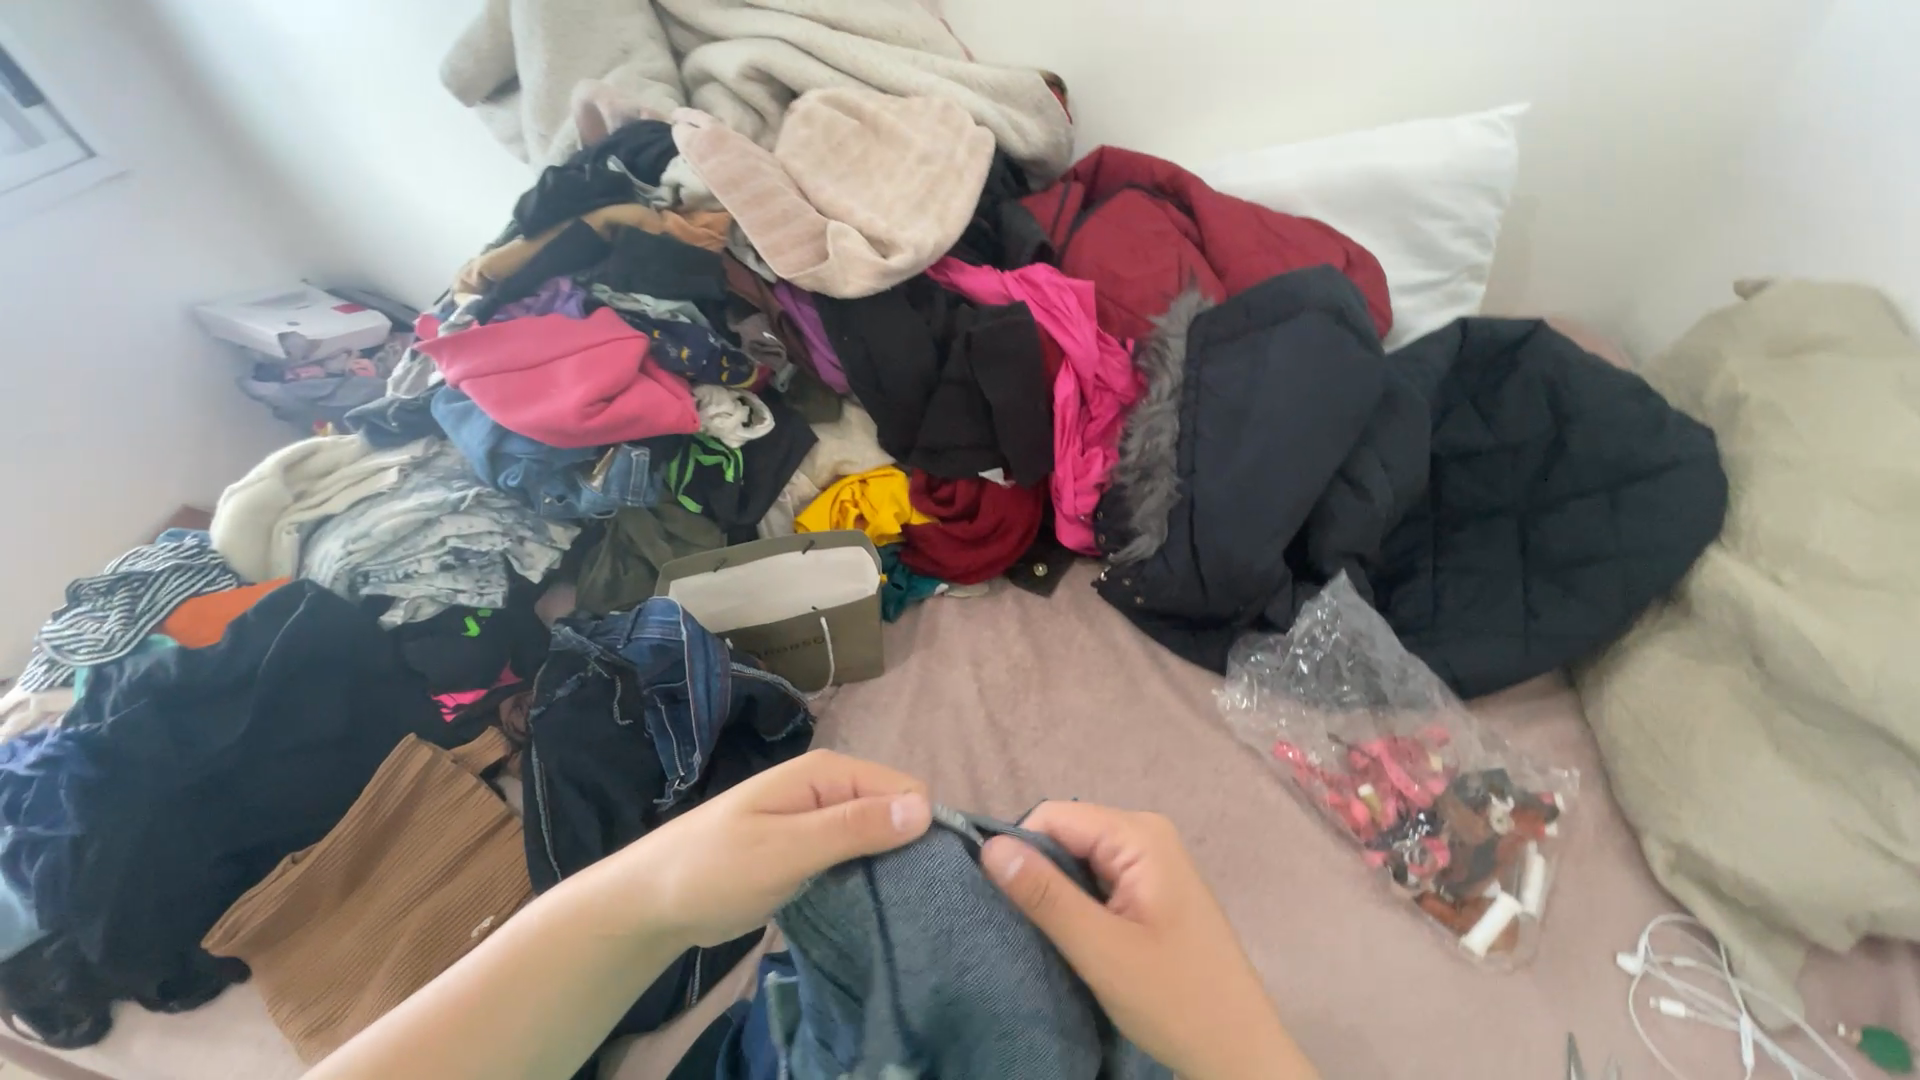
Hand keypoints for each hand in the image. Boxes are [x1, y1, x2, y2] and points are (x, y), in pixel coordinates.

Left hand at [619, 750, 932, 949]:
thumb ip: (853, 828)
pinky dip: (866, 877)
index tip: (919, 879)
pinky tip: (866, 904)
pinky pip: (858, 855)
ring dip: (886, 867)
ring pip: (879, 836)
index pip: (905, 789)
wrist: (652, 901)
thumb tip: (925, 809)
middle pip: (895, 811)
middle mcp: (831, 787)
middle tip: (903, 901)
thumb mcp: (785, 850)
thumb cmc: (714, 869)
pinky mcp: (813, 848)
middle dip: (905, 850)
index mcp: (828, 773)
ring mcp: (821, 818)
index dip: (918, 829)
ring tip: (888, 907)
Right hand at [981, 803, 1318, 1079]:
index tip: (1002, 899)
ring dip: (1058, 890)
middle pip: (1067, 832)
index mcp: (1139, 834)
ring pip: (1079, 856)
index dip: (1021, 850)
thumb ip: (1044, 895)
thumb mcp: (1101, 950)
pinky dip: (1078, 901)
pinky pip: (1097, 875)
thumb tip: (989, 845)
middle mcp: (1146, 833)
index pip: (1054, 816)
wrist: (1240, 1055)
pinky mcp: (1151, 886)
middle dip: (1041, 871)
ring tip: (1050, 932)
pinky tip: (1077, 934)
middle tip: (1029, 923)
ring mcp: (1152, 860)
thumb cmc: (1175, 999)